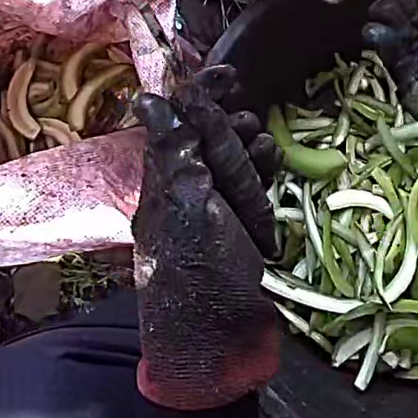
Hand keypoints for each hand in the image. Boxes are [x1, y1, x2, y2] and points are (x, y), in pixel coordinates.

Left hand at [129, 72, 280, 411]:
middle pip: (206, 141)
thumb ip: (172, 153)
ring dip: (246, 148)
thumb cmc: (201, 273)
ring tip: (263, 142)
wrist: (221, 343)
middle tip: (248, 120)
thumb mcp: (185, 206)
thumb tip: (146, 99)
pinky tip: (271, 163)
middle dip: (227, 124)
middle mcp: (184, 194)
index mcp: (163, 184)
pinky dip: (259, 175)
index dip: (200, 95)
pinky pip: (246, 191)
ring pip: (229, 165)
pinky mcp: (234, 231)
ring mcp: (210, 214)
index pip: (177, 123)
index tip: (227, 74)